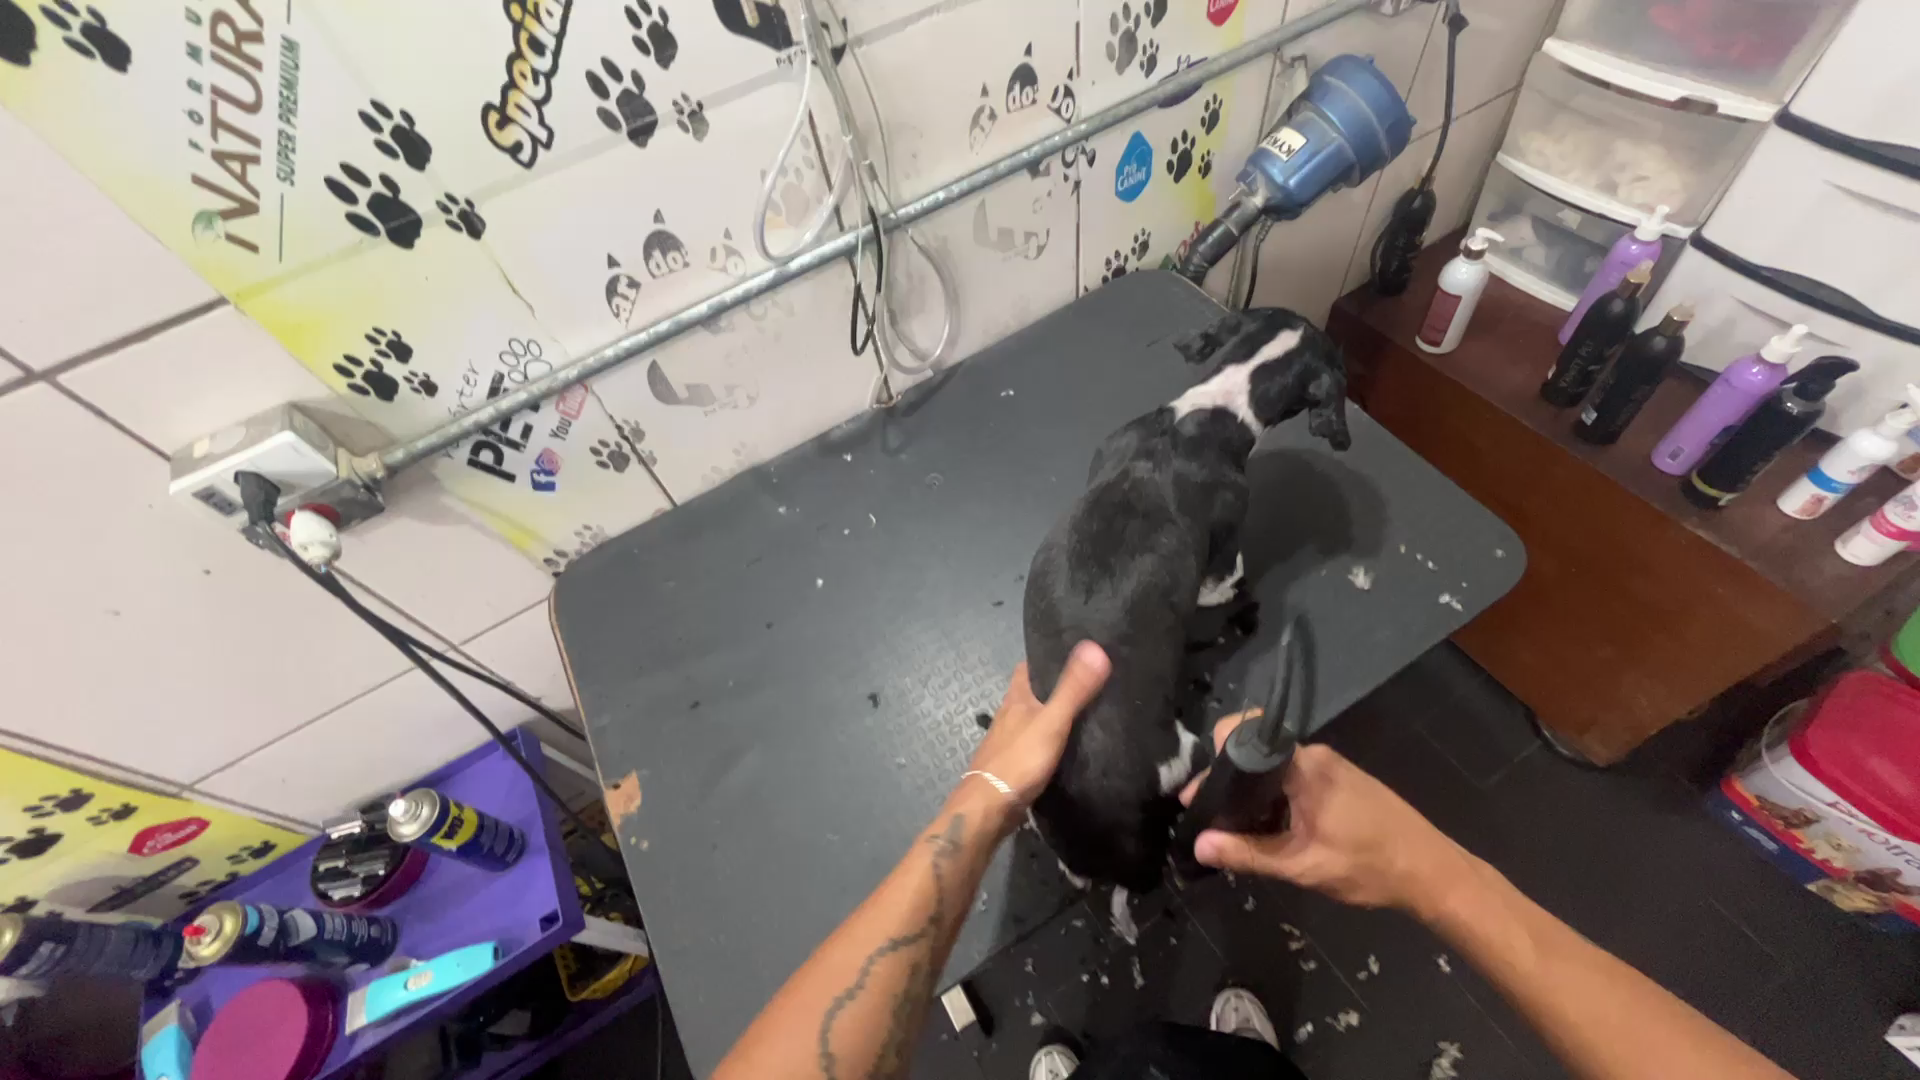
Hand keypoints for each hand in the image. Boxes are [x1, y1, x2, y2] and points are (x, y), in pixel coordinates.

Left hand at [963, 643, 1110, 823]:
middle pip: (1030, 694)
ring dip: (1050, 716)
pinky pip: (1034, 746)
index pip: (1027, 668)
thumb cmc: (1019, 759)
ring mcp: (1008, 742)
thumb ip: (1073, 689)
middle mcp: (1008, 716)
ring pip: (1031, 720)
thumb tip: (1094, 646)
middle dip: (1052, 688)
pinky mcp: (1013, 765)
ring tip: (1083, 714)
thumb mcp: (1052, 721)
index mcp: (1015, 699)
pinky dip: (1049, 743)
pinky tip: (1066, 749)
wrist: (990, 807)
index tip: (1069, 654)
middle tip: (1085, 685)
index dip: (1044, 658)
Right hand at [1179, 712, 1472, 915]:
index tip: (1199, 790)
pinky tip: (1270, 825)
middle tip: (1210, 813)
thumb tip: (1199, 844)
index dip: (1215, 756)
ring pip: (1273, 768)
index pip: (1245, 734)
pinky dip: (1273, 796)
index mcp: (1303, 765)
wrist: (1434, 874)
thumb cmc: (1369, 866)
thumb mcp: (1303, 866)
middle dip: (1228, 780)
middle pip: (1255, 753)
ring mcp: (1328, 765)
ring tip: (1234, 823)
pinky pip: (1292, 777)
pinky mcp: (1339, 778)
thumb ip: (1248, 854)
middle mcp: (1313, 755)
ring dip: (1252, 792)